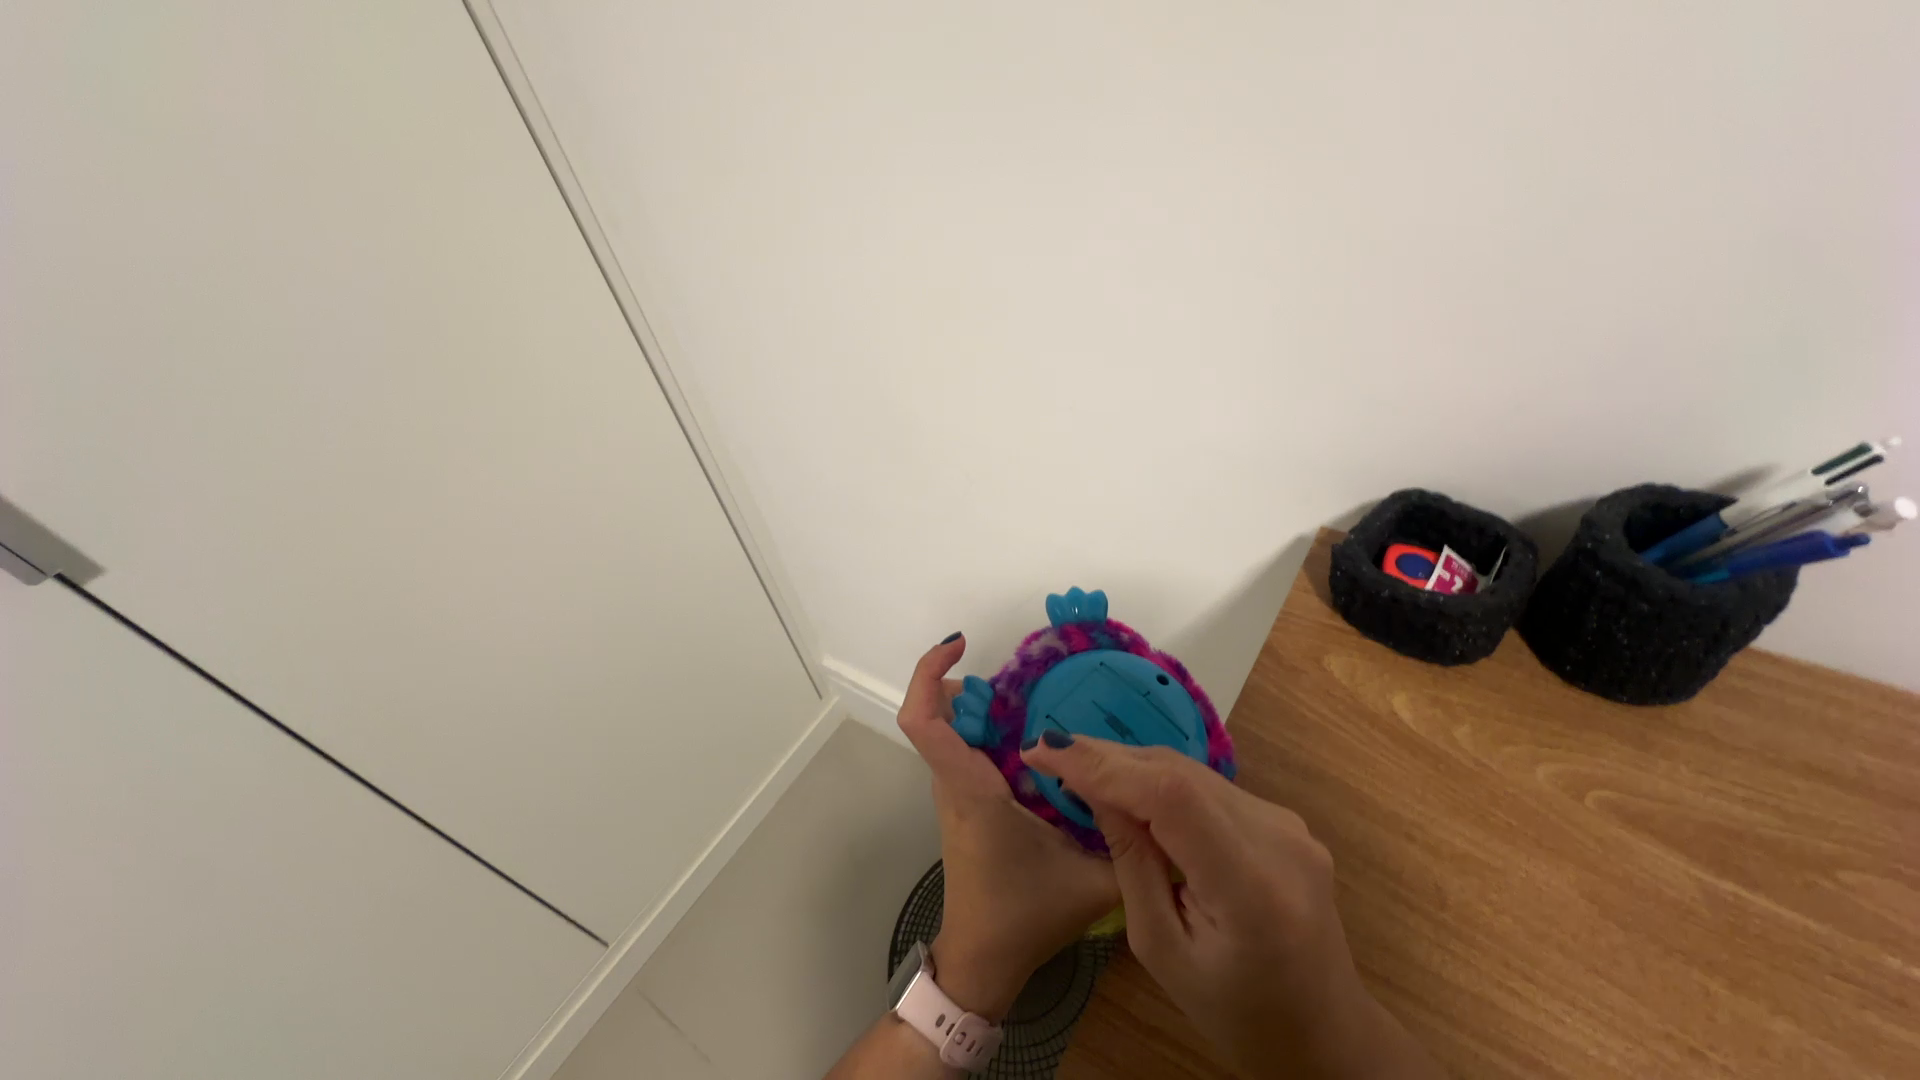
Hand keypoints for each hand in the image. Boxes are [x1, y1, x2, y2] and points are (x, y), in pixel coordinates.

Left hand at [895, 635, 1120, 1019]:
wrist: (983, 959)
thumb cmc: (1025, 917)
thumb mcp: (1094, 882)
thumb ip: (1133, 841)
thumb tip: (1168, 801)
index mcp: (973, 790)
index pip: (924, 723)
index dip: (929, 673)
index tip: (960, 645)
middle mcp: (956, 782)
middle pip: (943, 711)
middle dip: (980, 682)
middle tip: (1035, 677)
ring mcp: (957, 790)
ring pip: (958, 727)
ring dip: (991, 705)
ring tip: (1048, 700)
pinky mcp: (966, 799)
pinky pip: (972, 747)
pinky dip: (997, 729)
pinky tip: (1047, 742)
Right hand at [1022, 735, 1442, 1079]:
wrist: (1325, 1033)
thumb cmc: (1235, 1013)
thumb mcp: (1161, 949)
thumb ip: (1131, 863)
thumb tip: (1096, 789)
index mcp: (1250, 886)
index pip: (1171, 796)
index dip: (1104, 764)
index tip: (1045, 749)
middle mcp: (1278, 839)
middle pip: (1180, 773)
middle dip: (1109, 757)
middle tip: (1048, 749)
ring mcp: (1289, 824)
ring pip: (1193, 772)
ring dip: (1132, 764)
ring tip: (1076, 761)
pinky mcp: (1285, 821)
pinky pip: (1211, 787)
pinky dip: (1162, 782)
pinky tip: (1128, 785)